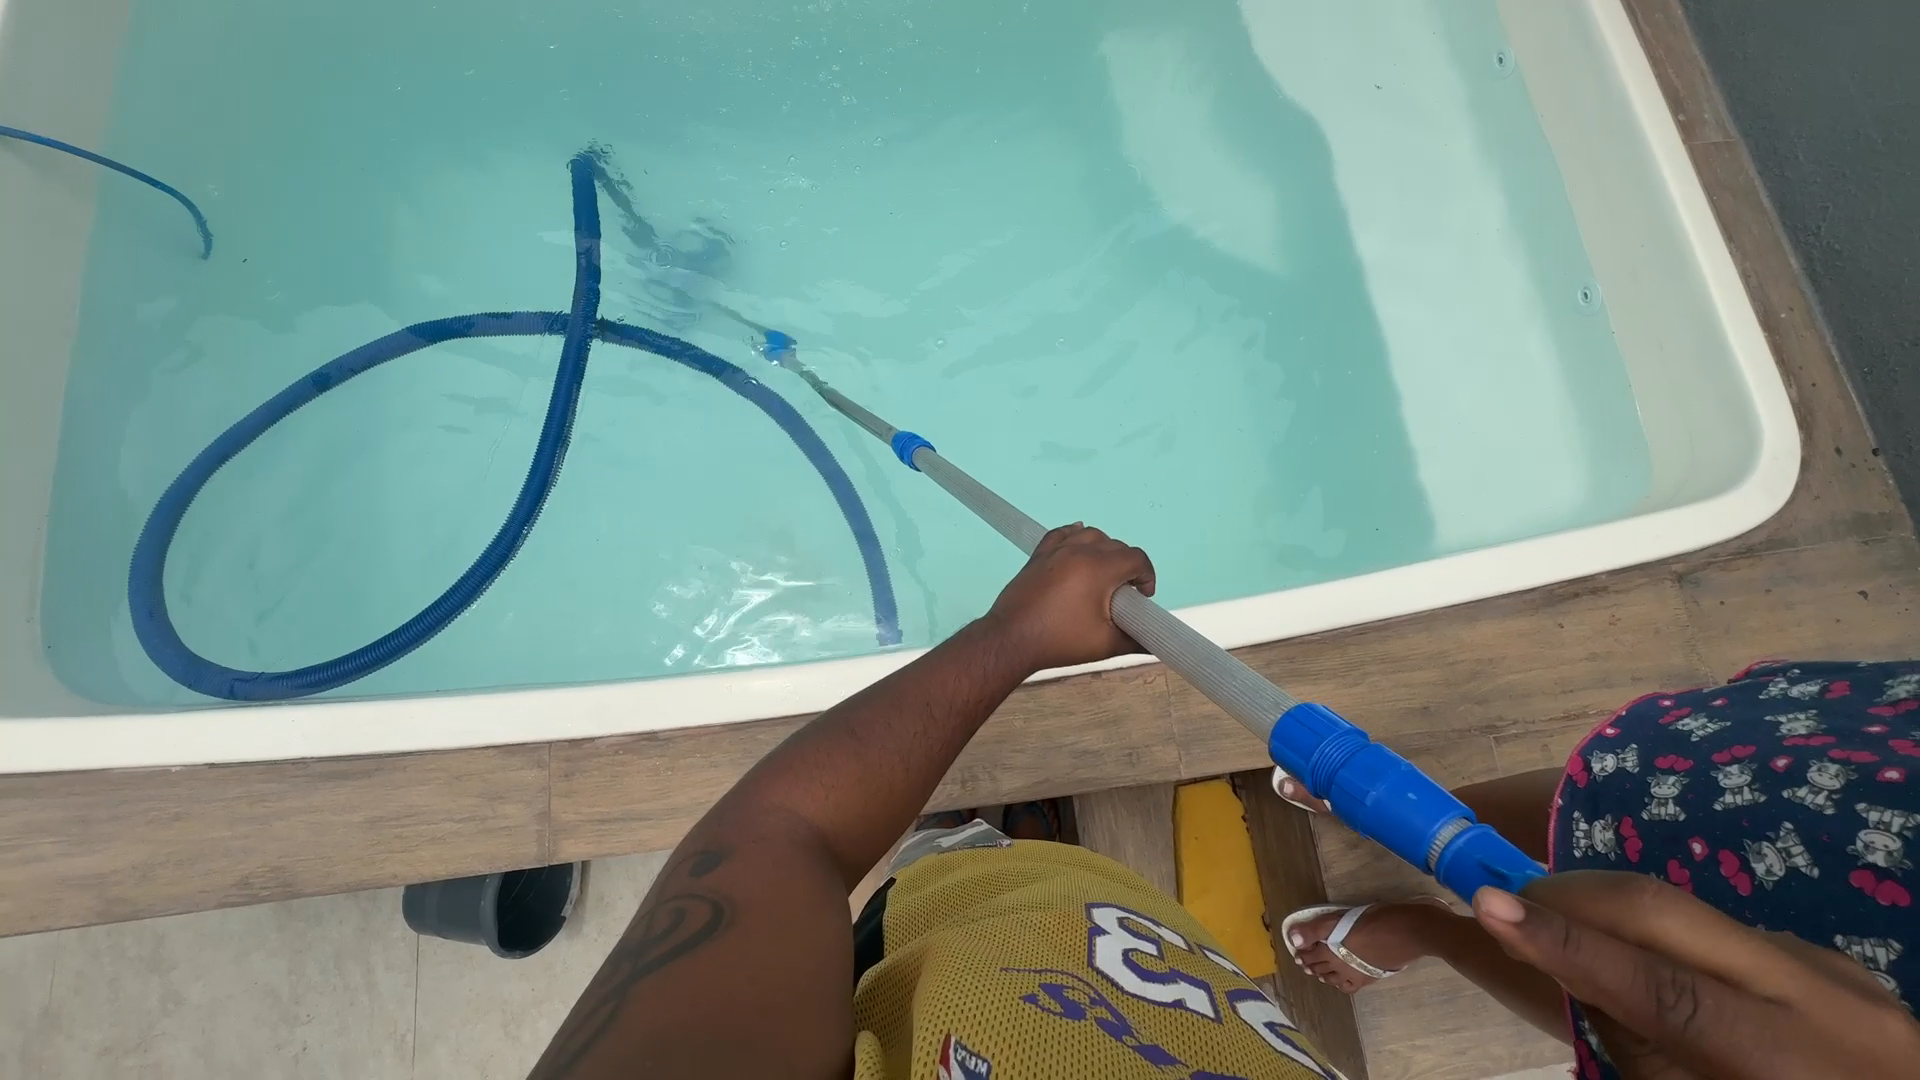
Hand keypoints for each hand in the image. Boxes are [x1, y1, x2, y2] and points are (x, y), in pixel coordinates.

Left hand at [983, 523, 1155, 672]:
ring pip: (1090, 535)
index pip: (1136, 558)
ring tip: (1103, 574)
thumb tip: (1153, 643)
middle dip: (1127, 566)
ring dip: (1104, 549)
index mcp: (1099, 568)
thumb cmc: (1060, 641)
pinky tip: (1078, 538)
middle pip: (1115, 545)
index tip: (1142, 597)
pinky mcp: (1038, 555)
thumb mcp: (1104, 644)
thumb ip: (1134, 640)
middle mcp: (1078, 551)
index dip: (1147, 576)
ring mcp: (1056, 550)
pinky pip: (1061, 533)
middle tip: (1124, 593)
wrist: (1012, 639)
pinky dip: (1074, 534)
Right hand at [1474, 870, 1919, 1078]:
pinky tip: (1628, 948)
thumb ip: (1625, 1033)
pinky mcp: (1818, 954)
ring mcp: (1828, 967)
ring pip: (1679, 906)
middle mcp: (1826, 1001)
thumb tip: (1552, 949)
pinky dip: (1647, 927)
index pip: (1661, 989)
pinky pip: (1706, 923)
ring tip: (1554, 927)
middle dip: (1566, 895)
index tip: (1485, 903)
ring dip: (1600, 908)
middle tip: (1503, 905)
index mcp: (1798, 1066)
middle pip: (1662, 910)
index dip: (1566, 941)